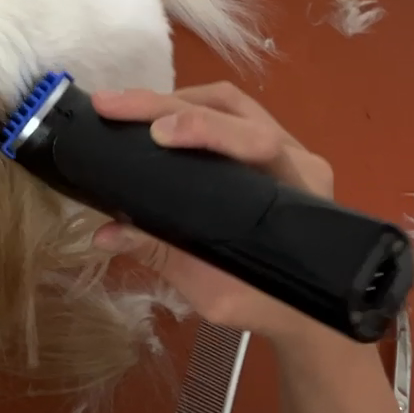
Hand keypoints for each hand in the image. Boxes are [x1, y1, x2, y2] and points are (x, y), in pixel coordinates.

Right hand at [90, 83, 334, 342]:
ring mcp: (284, 144)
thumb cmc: (269, 303)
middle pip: (231, 108)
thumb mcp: (216, 291)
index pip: (256, 142)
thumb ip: (164, 256)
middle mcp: (295, 157)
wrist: (309, 314)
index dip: (205, 129)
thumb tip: (104, 234)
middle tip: (110, 105)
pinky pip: (226, 110)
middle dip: (165, 104)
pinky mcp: (266, 142)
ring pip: (227, 101)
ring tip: (128, 106)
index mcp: (296, 193)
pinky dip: (186, 105)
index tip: (157, 134)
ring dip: (174, 98)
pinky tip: (154, 116)